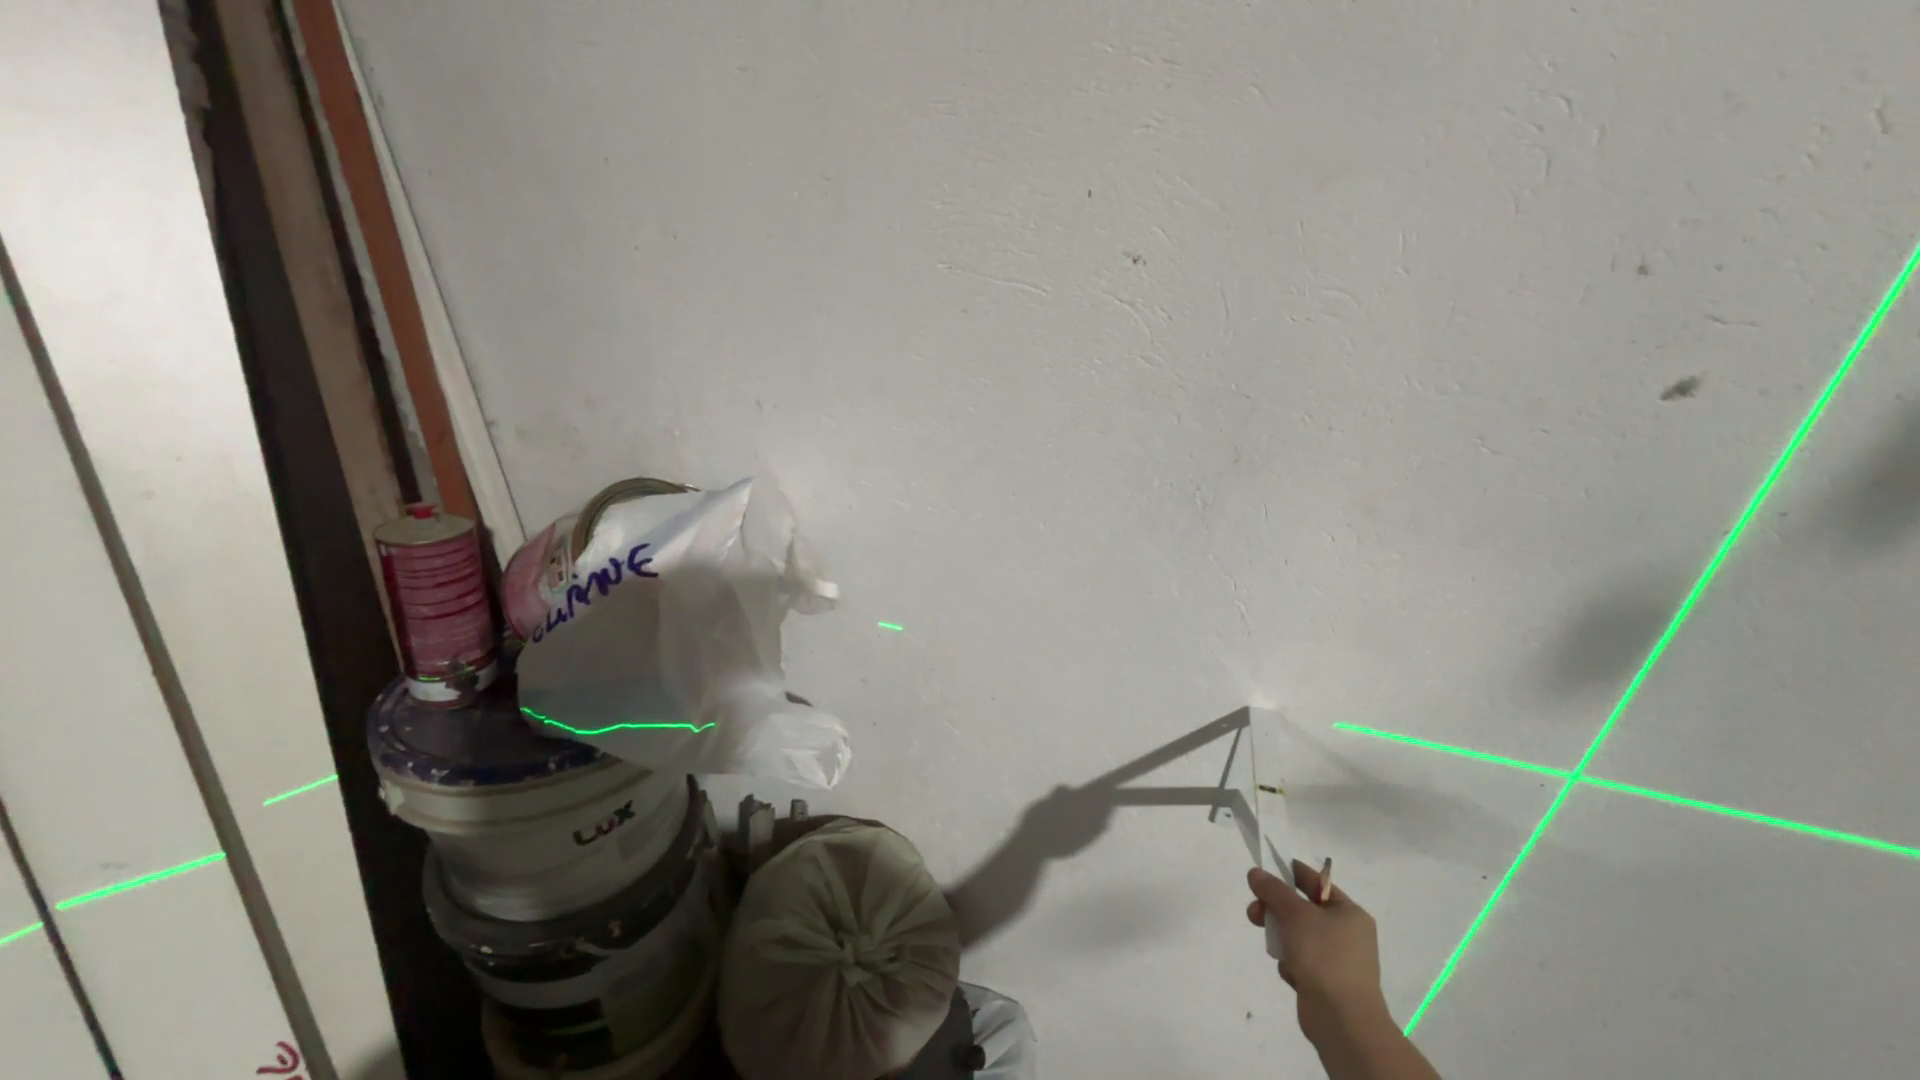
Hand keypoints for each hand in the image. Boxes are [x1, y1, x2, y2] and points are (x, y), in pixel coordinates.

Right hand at [1246, 861, 1391, 1043]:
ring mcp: (1336, 959)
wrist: (1343, 1020)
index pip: (1316, 882)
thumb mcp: (1296, 914)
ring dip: (1281, 938)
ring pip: (1297, 935)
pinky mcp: (1325, 981)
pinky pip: (1300, 960)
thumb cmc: (1325, 957)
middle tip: (1254, 913)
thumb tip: (1255, 872)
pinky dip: (1290, 963)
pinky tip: (1290, 973)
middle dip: (1276, 910)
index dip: (1289, 873)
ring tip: (1273, 949)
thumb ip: (1274, 890)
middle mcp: (1346, 933)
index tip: (1263, 871)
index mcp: (1350, 913)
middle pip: (1302, 909)